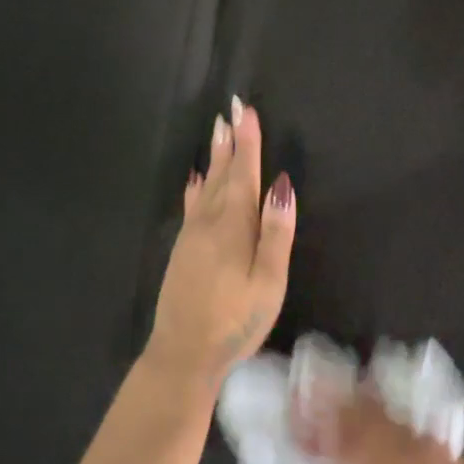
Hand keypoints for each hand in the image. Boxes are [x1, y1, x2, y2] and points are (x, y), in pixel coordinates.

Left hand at [142, 97, 296, 389]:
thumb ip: (276, 233)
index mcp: (233, 226)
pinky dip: (197, 187)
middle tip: (229, 111)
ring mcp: (191, 236)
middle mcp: (209, 223)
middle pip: (222, 175)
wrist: (182, 353)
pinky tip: (196, 182)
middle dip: (229, 143)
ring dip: (215, 159)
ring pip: (206, 186)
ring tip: (218, 133)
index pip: (243, 174)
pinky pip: (193, 205)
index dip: (248, 143)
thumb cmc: (235, 320)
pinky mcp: (182, 251)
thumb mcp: (268, 282)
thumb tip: (282, 185)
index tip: (247, 111)